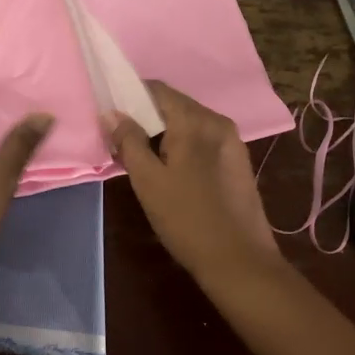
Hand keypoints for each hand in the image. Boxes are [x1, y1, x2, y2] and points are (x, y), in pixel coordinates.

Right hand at [108, 81, 280, 278]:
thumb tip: (111, 112)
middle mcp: (217, 122)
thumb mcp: (147, 180)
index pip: (157, 89)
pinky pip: (204, 141)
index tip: (114, 118)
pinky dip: (185, 148)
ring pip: (189, 125)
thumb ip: (128, 140)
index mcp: (195, 120)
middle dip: (147, 119)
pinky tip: (174, 175)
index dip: (131, 97)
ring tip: (147, 162)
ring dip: (166, 135)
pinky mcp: (239, 164)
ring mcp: (233, 143)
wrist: (242, 265)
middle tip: (125, 145)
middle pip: (174, 105)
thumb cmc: (188, 219)